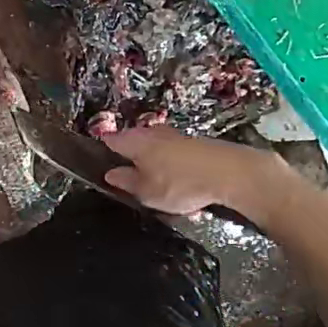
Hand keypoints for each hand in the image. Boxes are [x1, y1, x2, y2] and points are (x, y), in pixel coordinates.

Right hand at [101, 127, 289, 215]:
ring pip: (156, 152)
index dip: (101, 152)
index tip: (97, 166)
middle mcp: (153, 133)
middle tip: (131, 187)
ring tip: (160, 193)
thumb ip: (126, 182)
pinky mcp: (195, 144)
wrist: (230, 173)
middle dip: (131, 163)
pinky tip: (182, 189)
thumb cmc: (180, 183)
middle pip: (133, 145)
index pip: (109, 140)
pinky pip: (175, 159)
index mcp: (135, 141)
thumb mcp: (146, 192)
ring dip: (155, 170)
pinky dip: (174, 172)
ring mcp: (175, 136)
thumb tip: (111, 173)